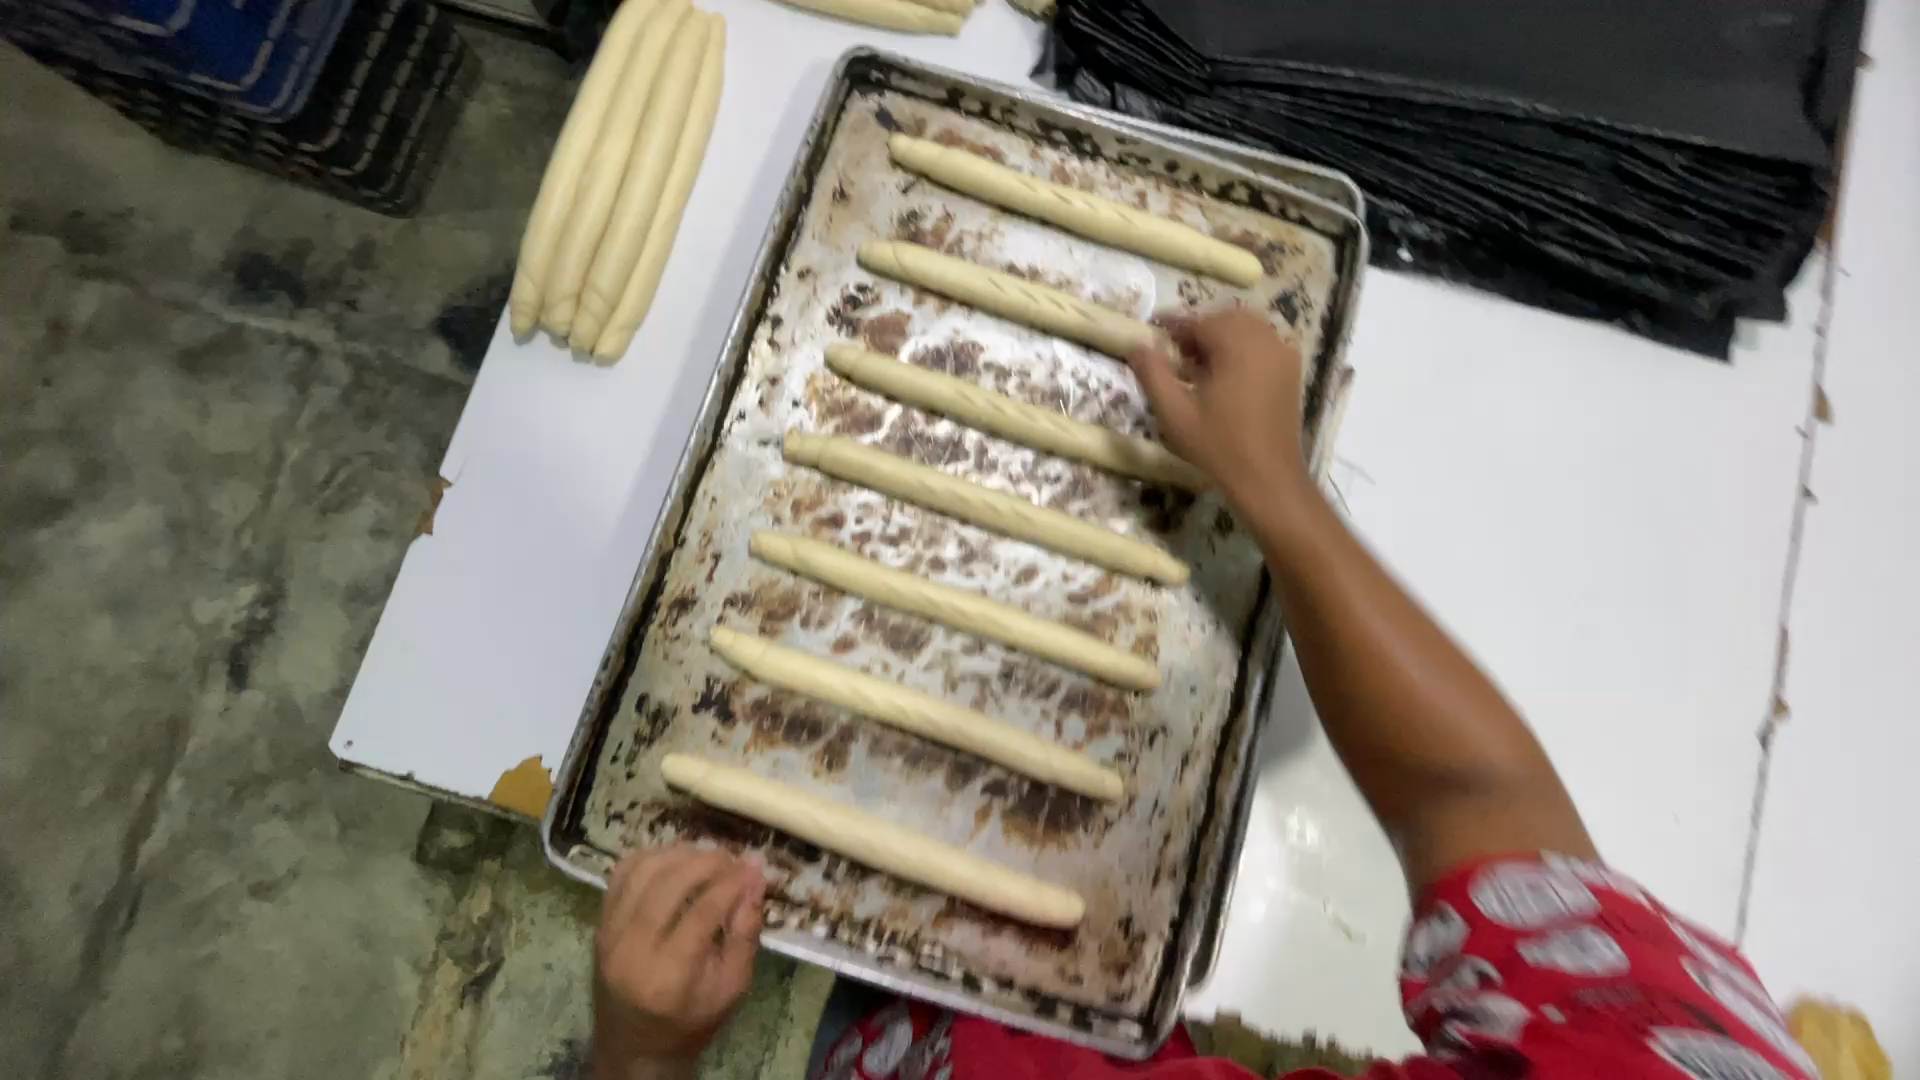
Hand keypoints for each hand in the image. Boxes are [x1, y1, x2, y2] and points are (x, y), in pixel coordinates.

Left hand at [593, 846, 766, 1078]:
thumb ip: (746, 932)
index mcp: (669, 976)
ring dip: (681, 854)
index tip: (755, 868)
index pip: (704, 909)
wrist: (634, 1050)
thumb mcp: (733, 987)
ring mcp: (609, 935)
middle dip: (710, 861)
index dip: (734, 881)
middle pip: (672, 882)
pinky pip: (622, 874)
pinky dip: (651, 857)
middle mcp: (632, 950)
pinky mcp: (600, 925)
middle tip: (734, 859)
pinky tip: (675, 862)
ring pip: (645, 870)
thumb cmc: (691, 1022)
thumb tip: (755, 877)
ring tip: (707, 858)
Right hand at [1126, 308, 1311, 508]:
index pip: (1200, 321)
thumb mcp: (1175, 412)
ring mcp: (1283, 354)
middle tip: (1176, 354)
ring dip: (1221, 339)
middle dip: (1199, 331)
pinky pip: (1264, 345)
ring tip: (1199, 366)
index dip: (1174, 326)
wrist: (1266, 475)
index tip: (1154, 333)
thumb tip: (1135, 346)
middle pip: (1226, 319)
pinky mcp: (1291, 370)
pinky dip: (1242, 349)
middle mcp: (1265, 339)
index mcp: (1237, 344)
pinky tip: (1225, 376)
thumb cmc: (1217, 444)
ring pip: (1247, 329)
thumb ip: (1152, 374)